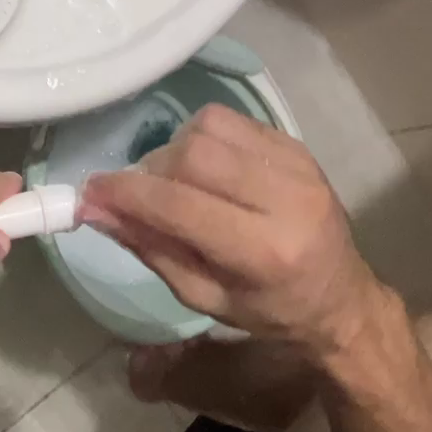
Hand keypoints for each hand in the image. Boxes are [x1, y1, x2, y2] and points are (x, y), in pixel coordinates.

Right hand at [81, 104, 394, 363]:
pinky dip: (202, 139)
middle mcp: (287, 198)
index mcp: (265, 252)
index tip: (91, 193)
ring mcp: (298, 164)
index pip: (180, 206)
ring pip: (208, 127)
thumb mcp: (202, 296)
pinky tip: (207, 169)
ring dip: (176, 150)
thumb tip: (95, 209)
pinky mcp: (297, 144)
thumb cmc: (268, 310)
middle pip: (193, 154)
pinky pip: (230, 120)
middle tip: (142, 194)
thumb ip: (149, 247)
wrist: (340, 297)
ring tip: (178, 182)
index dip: (127, 193)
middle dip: (152, 170)